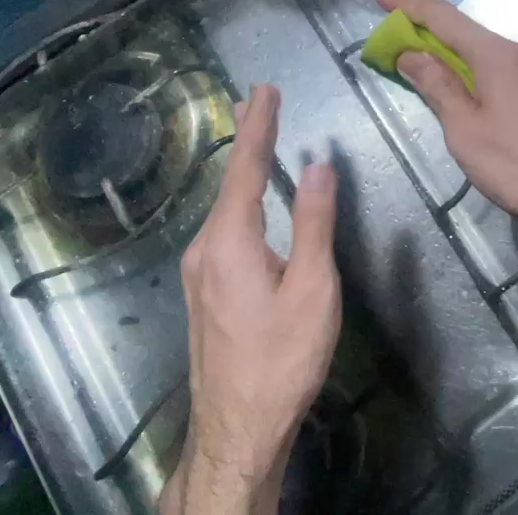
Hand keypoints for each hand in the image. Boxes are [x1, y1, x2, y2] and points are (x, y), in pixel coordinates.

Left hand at [162, 84, 339, 514]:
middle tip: (260, 101)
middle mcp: (204, 249)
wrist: (238, 428)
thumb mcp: (312, 288)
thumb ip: (314, 223)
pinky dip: (241, 198)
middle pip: (230, 183)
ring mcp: (199, 272)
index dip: (258, 127)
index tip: (263, 90)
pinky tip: (251, 199)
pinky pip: (225, 228)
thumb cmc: (282, 357)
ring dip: (244, 169)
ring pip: (225, 207)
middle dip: (247, 139)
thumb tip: (317, 165)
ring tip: (258, 138)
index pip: (246, 169)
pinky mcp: (205, 291)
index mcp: (230, 242)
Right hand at [374, 0, 517, 240]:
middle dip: (427, 12)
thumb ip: (438, 87)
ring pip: (480, 43)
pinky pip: (494, 61)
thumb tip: (411, 53)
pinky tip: (455, 60)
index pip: (444, 19)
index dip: (409, 6)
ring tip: (418, 23)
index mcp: (496, 55)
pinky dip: (466, 55)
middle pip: (464, 25)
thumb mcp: (465, 130)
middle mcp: (517, 51)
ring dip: (446, 35)